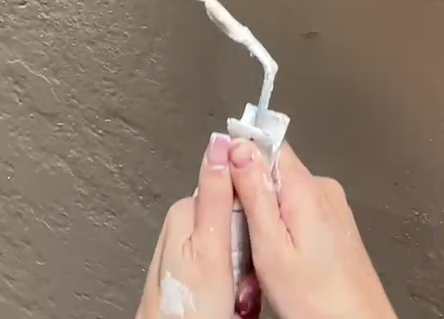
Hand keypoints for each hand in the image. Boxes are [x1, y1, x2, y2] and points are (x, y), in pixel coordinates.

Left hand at [138, 134, 262, 318]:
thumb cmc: (186, 312)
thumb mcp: (210, 248)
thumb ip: (217, 193)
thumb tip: (221, 141)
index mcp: (186, 211)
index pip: (234, 186)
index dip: (253, 209)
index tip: (259, 231)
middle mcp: (184, 227)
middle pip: (237, 220)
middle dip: (249, 248)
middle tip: (243, 275)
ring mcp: (189, 253)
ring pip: (237, 249)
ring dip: (245, 271)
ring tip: (237, 295)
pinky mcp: (196, 276)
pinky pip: (230, 271)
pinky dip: (237, 287)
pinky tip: (232, 303)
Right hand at [228, 139, 396, 318]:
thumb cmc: (317, 301)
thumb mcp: (272, 249)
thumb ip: (255, 194)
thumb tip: (238, 145)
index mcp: (306, 187)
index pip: (269, 145)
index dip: (242, 160)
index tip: (224, 188)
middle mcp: (323, 187)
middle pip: (274, 173)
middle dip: (251, 200)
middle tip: (242, 241)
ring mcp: (333, 206)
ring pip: (284, 196)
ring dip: (266, 221)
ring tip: (261, 261)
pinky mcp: (337, 224)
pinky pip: (300, 213)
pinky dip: (284, 232)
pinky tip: (282, 264)